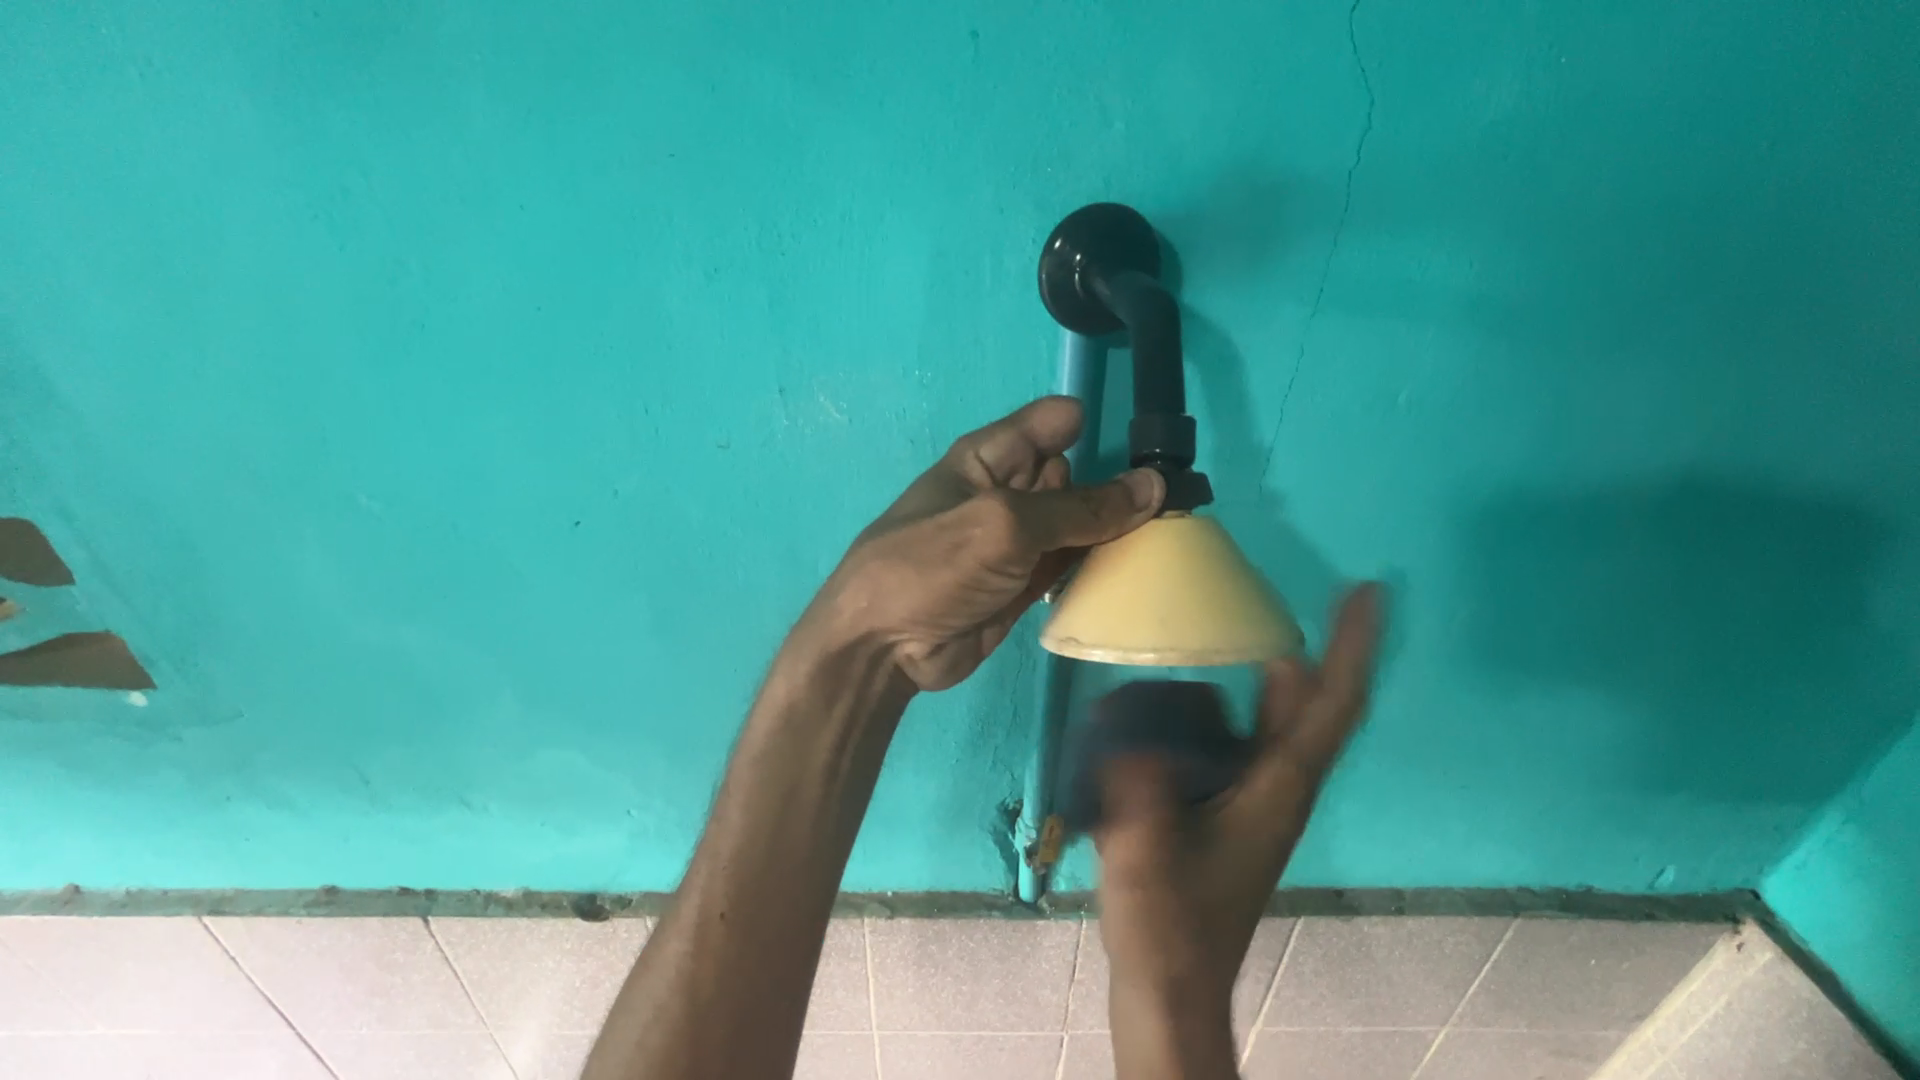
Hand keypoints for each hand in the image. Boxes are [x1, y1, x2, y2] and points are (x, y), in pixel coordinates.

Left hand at [807, 396, 1163, 691]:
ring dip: (1116, 532)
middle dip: (1116, 486)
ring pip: (1081, 524)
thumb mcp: (1005, 525)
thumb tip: (1154, 485)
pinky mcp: (1026, 586)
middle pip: (1076, 474)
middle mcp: (1006, 492)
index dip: (1098, 428)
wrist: (884, 648)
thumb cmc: (932, 565)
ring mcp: (1017, 542)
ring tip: (1170, 541)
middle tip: (1171, 508)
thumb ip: (1080, 507)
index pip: (1053, 422)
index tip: (1147, 451)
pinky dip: (1100, 568)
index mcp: (990, 457)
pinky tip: (1139, 572)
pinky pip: (1073, 565)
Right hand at [1094, 585, 1384, 1041]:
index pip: (1328, 707)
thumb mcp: (1144, 850)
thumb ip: (1143, 786)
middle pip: (1308, 706)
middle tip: (1272, 598)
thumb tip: (1133, 730)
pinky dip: (1218, 711)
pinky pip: (1235, 742)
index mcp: (1276, 789)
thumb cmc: (1169, 924)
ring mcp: (1254, 800)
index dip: (1351, 647)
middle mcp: (1277, 787)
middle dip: (1310, 649)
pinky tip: (1169, 704)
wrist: (1173, 986)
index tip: (1367, 592)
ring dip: (1256, 681)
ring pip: (1270, 722)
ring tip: (1208, 645)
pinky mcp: (1230, 810)